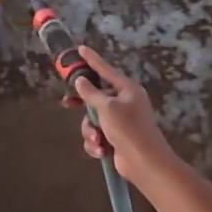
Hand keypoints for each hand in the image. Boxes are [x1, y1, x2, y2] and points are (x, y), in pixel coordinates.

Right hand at [70, 46, 176, 181]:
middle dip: (83, 105)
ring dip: (90, 130)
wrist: (144, 162)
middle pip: (97, 96)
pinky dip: (96, 143)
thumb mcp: (106, 107)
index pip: (106, 70)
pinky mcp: (116, 137)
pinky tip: (100, 151)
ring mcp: (121, 121)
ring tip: (96, 140)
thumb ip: (91, 93)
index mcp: (127, 89)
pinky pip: (98, 134)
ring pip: (94, 119)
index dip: (92, 60)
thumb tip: (81, 81)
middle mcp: (125, 102)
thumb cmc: (128, 129)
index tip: (81, 49)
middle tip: (66, 103)